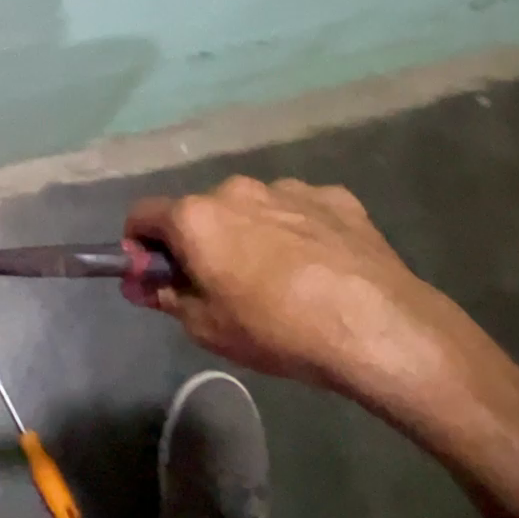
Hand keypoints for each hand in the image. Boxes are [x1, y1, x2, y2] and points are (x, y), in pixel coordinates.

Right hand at [123, 176, 448, 387]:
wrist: (379, 328)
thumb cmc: (277, 329)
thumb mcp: (206, 328)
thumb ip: (165, 296)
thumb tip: (140, 283)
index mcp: (195, 216)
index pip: (142, 215)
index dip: (140, 246)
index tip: (154, 276)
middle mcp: (235, 189)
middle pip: (200, 211)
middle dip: (200, 241)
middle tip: (220, 285)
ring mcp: (289, 188)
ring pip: (252, 208)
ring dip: (250, 233)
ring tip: (279, 279)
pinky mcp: (335, 198)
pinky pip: (300, 211)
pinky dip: (297, 231)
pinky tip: (320, 268)